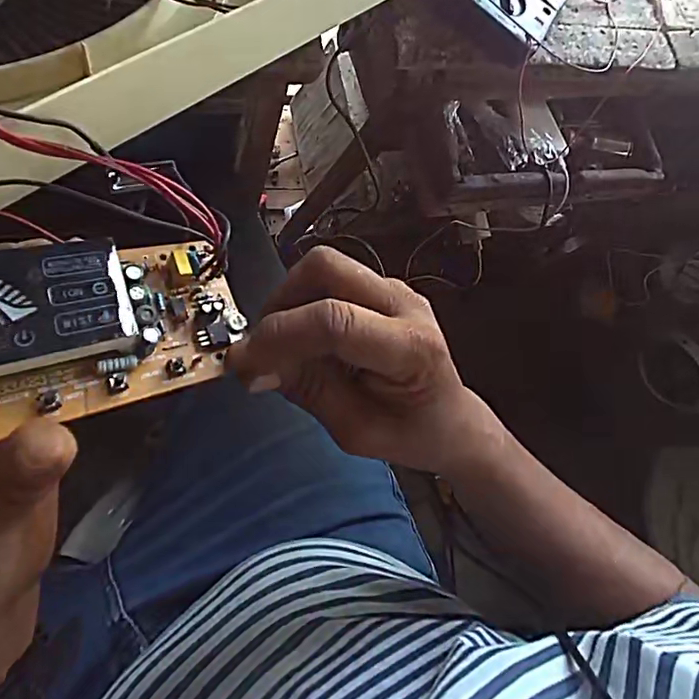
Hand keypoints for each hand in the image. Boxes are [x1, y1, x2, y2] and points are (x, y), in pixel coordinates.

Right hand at [226, 246, 504, 477]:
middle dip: (281, 300)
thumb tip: (256, 364)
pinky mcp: (384, 288)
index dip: (278, 335)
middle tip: (265, 345)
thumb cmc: (414, 432)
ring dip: (291, 298)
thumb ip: (309, 390)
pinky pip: (334, 278)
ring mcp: (397, 290)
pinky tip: (307, 340)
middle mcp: (406, 304)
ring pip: (325, 265)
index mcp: (410, 347)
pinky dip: (306, 301)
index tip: (245, 361)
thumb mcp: (357, 431)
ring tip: (284, 345)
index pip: (333, 320)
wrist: (452, 419)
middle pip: (325, 267)